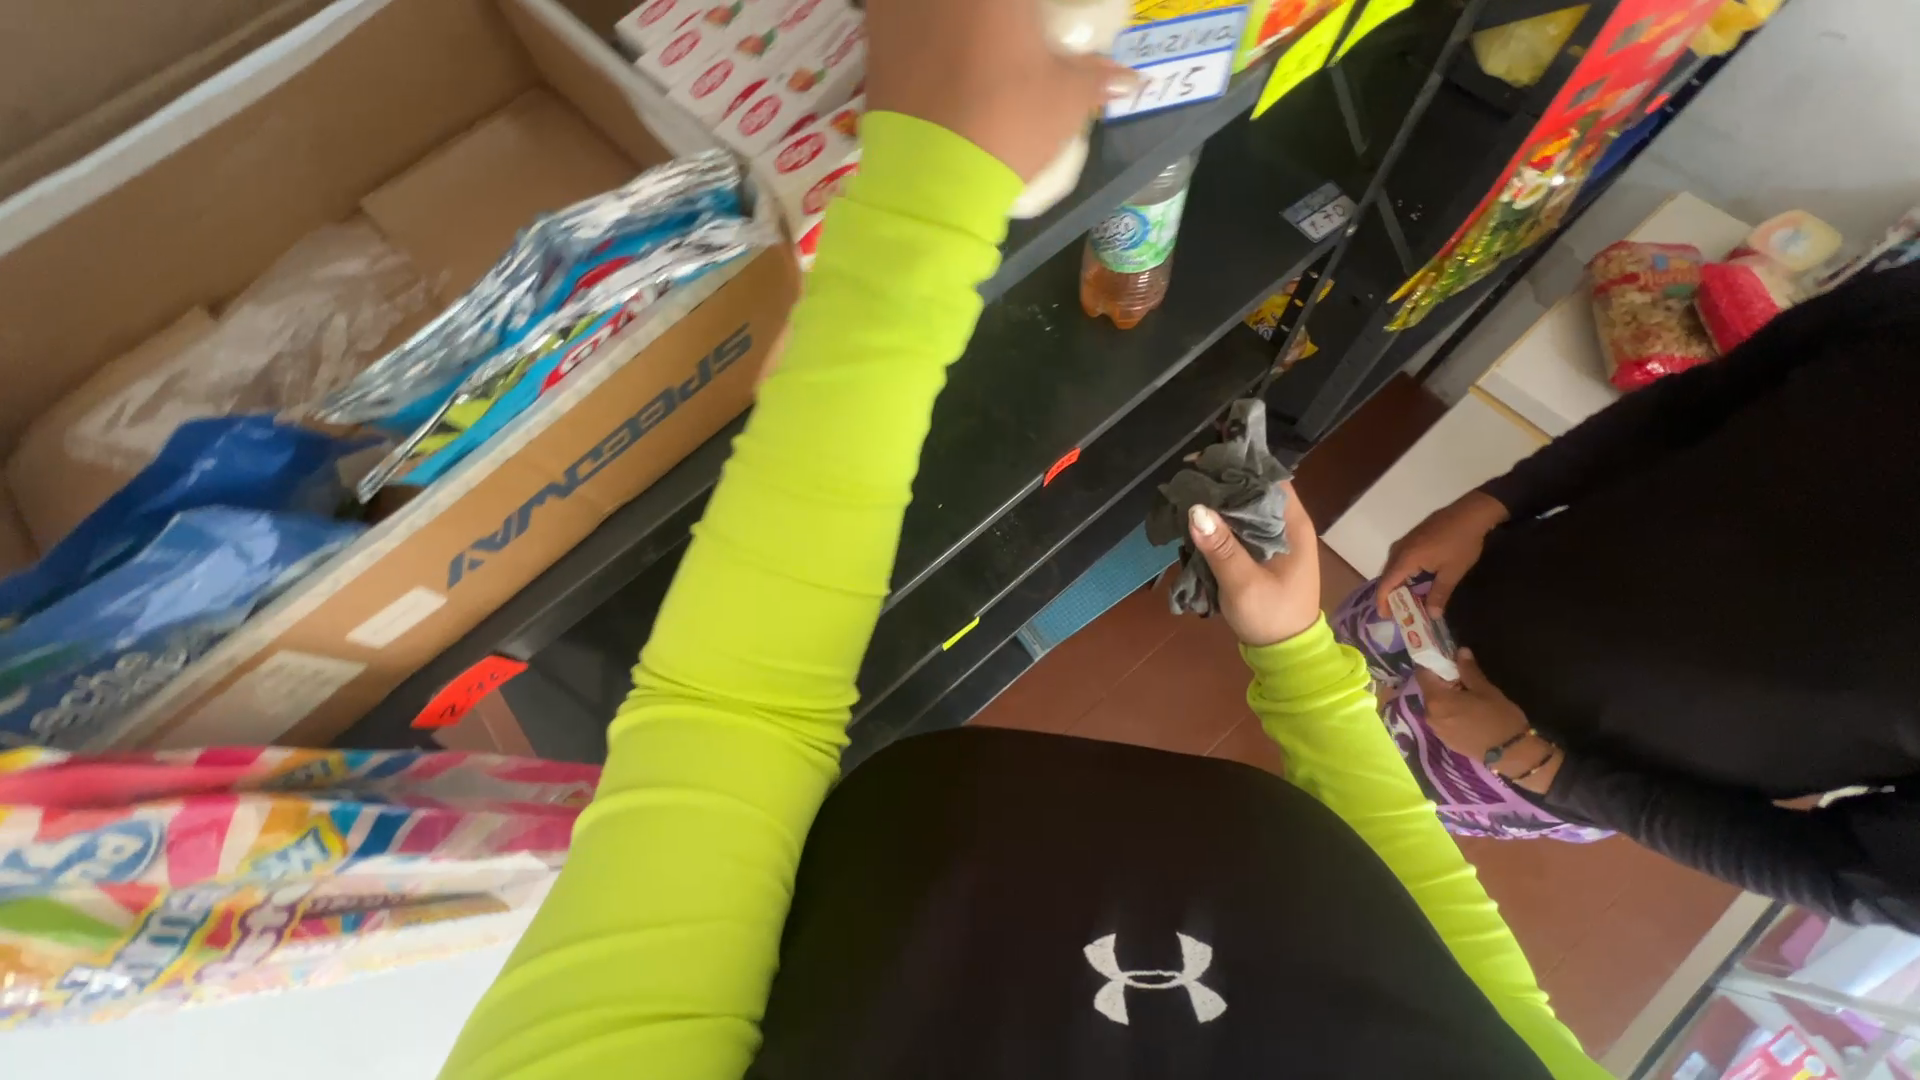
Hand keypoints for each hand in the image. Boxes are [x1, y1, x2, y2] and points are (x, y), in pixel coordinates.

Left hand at [864, 0, 1139, 180]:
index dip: (1027, 13)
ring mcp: (897, 2)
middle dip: (992, 13)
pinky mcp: (871, 36)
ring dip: (948, 15)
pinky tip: (935, 51)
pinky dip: (916, 22)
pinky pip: (897, 10)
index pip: (1018, 1)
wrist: (931, 184)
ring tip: (971, 39)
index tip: (1032, 23)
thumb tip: (1129, 78)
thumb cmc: (1006, 127)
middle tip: (1006, 28)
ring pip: (930, 3)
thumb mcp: (1063, 102)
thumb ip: (1095, 77)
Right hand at [1187, 481, 1321, 647]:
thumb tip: (1196, 509)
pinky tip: (1192, 522)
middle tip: (1184, 480)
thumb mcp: (1244, 584)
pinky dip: (1216, 523)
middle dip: (1220, 483)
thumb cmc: (1272, 616)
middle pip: (1251, 490)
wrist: (1284, 654)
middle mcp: (1284, 525)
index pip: (1268, 479)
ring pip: (1241, 508)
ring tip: (1182, 497)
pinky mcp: (1257, 553)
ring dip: (1215, 503)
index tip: (1204, 463)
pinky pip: (1235, 527)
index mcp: (1292, 526)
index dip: (1238, 466)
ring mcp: (1271, 539)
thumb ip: (1221, 548)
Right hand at [1375, 490, 1509, 617]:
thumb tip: (1432, 615)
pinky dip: (1403, 575)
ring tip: (1407, 600)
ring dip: (1397, 585)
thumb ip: (1439, 594)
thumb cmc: (1461, 543)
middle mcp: (1398, 551)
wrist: (1470, 512)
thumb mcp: (1452, 572)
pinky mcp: (1410, 540)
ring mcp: (1403, 543)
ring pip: (1393, 569)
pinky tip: (1414, 582)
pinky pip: (1399, 561)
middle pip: (1387, 577)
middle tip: (1400, 613)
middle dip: (1390, 596)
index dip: (1383, 602)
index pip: (1386, 585)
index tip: (1387, 617)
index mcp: (1405, 560)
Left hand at [1414, 650, 1559, 792]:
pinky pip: (1441, 720)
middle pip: (1429, 690)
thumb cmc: (1500, 718)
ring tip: (1466, 697)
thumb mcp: (1485, 690)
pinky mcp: (1445, 740)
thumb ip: (1468, 670)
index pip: (1422, 674)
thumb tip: (1460, 651)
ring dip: (1445, 698)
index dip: (1431, 665)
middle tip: (1461, 679)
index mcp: (1436, 700)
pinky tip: (1466, 713)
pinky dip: (1448, 712)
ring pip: (1435, 706)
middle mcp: (1429, 715)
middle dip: (1441, 682)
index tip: (1443, 660)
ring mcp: (1436, 730)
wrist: (1513, 754)